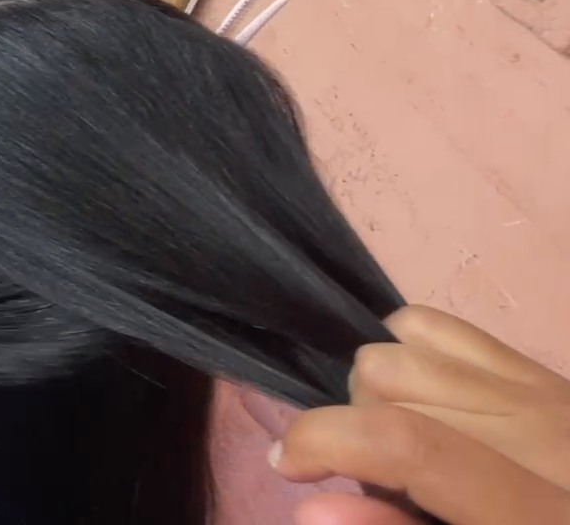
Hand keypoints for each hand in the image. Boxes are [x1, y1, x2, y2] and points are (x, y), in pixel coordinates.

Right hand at [275, 306, 569, 523]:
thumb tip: (311, 507)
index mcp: (548, 513)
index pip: (407, 442)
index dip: (322, 442)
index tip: (289, 464)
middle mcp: (553, 439)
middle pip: (385, 386)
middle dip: (354, 428)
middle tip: (383, 479)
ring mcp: (549, 394)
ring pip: (394, 352)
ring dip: (371, 393)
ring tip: (399, 437)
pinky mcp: (538, 372)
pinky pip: (431, 325)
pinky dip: (399, 349)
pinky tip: (416, 395)